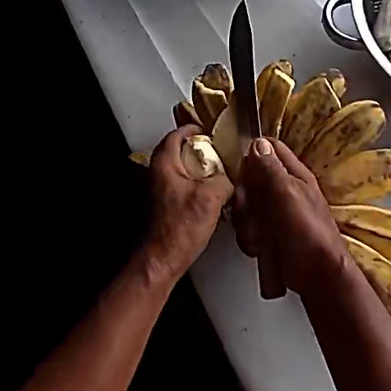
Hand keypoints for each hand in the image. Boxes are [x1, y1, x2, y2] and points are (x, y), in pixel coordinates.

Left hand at [142, 126, 233, 282]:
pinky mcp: (164, 207)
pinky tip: (211, 198)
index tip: (208, 131)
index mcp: (164, 164)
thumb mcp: (211, 197)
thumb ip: (225, 179)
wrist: (161, 261)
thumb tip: (233, 176)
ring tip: (219, 175)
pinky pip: (182, 187)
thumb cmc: (177, 231)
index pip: (176, 134)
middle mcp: (157, 174)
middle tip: (218, 152)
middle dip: (199, 150)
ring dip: (199, 170)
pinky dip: (196, 186)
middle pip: (179, 151)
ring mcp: (159, 191)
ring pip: (181, 171)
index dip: (193, 129)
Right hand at [234, 138, 350, 297]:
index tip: (244, 173)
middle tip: (251, 211)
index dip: (252, 156)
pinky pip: (248, 229)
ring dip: (247, 223)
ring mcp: (276, 213)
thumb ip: (270, 169)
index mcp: (293, 174)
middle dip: (245, 197)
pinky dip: (250, 239)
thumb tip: (257, 141)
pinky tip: (259, 248)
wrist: (318, 276)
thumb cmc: (308, 232)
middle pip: (250, 179)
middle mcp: (283, 190)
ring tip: (260, 236)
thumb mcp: (287, 194)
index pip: (269, 148)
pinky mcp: (269, 234)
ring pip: (247, 207)